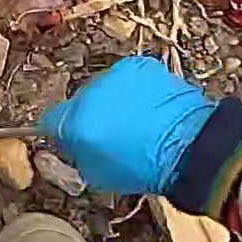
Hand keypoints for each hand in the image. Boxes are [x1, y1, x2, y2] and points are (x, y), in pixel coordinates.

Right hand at [38, 56, 216, 194]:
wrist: (190, 147)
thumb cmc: (146, 168)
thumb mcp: (98, 175)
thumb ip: (77, 155)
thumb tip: (71, 143)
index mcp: (76, 123)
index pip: (50, 120)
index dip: (62, 132)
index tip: (74, 139)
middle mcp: (90, 94)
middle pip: (77, 102)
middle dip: (89, 115)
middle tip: (109, 133)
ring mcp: (115, 76)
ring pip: (102, 88)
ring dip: (110, 100)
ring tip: (133, 120)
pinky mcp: (139, 66)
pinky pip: (126, 78)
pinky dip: (132, 89)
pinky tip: (146, 106)